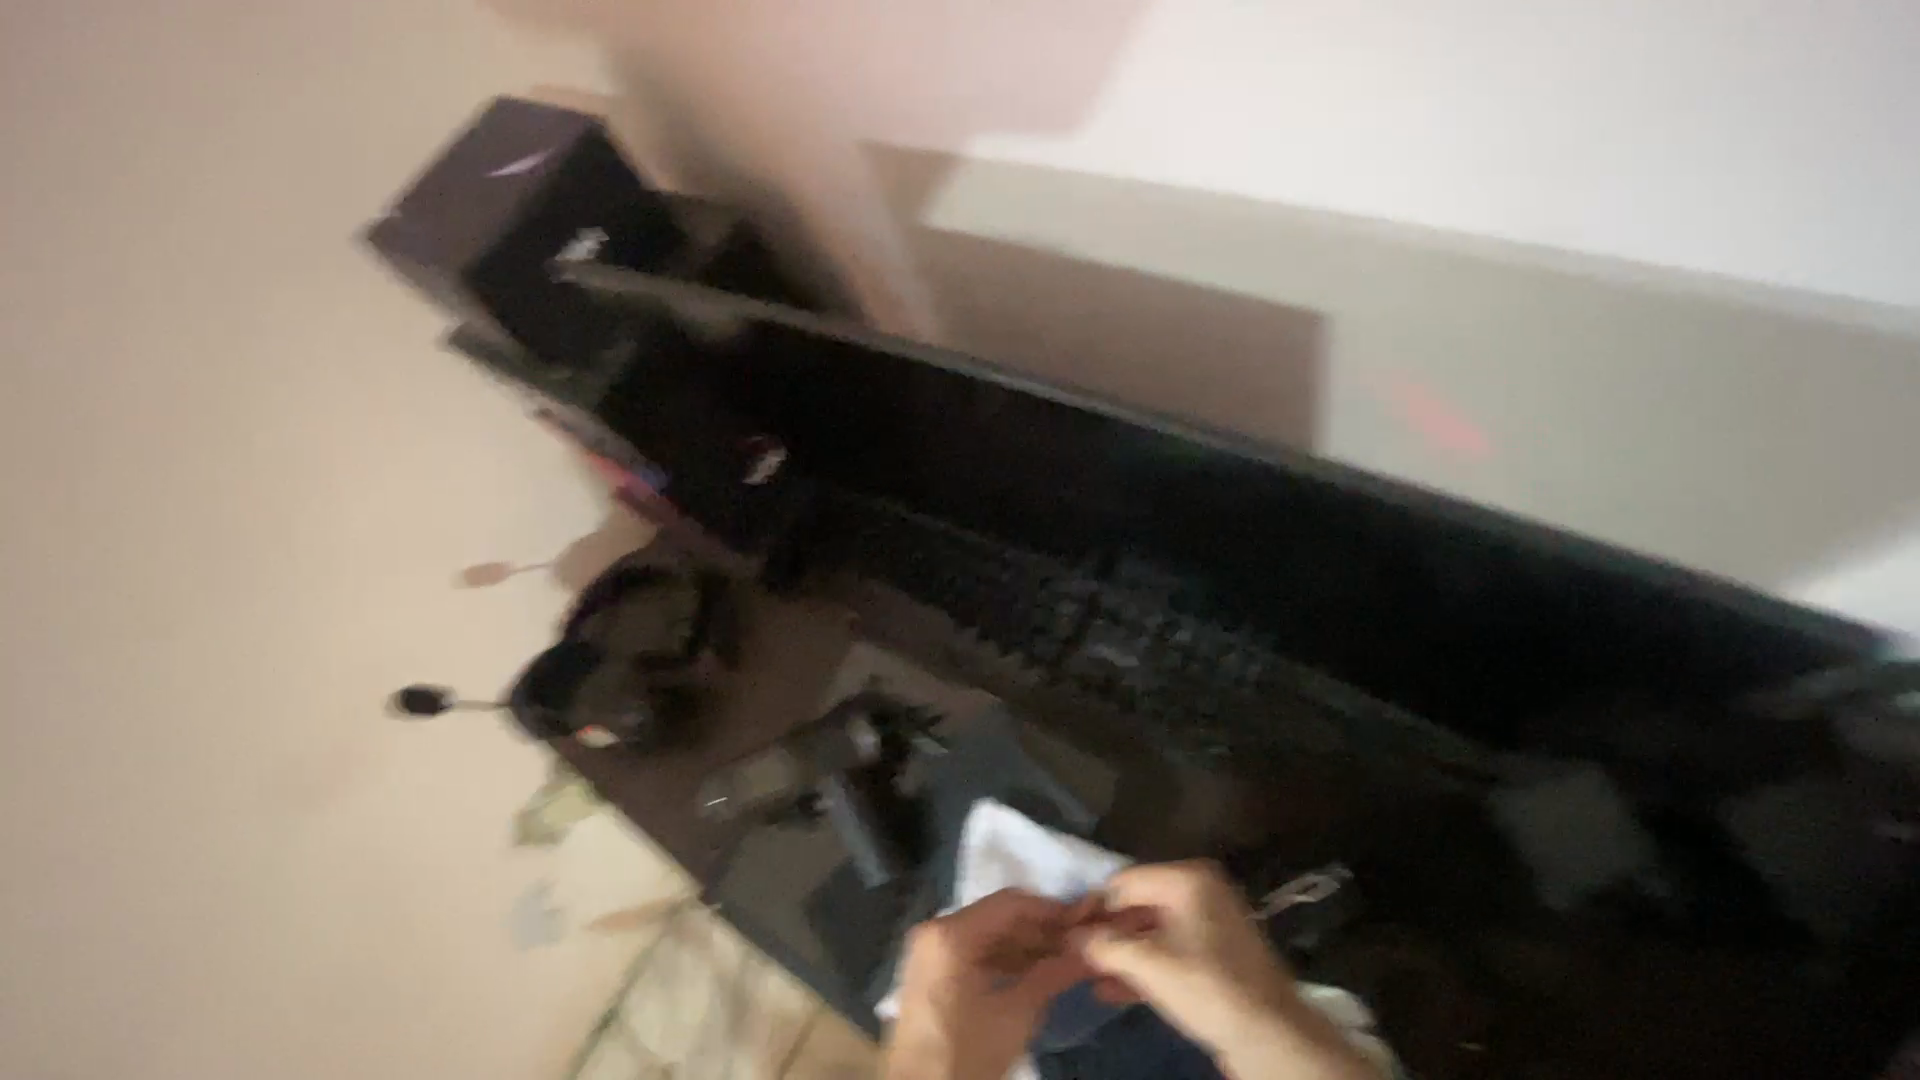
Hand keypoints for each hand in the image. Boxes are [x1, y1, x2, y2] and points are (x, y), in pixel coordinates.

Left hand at [883, 889, 1097, 1079]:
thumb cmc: (965, 1055)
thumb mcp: (1015, 1016)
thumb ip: (1051, 975)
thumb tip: (1087, 953)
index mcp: (951, 933)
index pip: (1010, 903)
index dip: (1049, 910)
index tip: (1083, 921)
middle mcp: (936, 929)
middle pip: (997, 916)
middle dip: (1038, 929)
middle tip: (1077, 942)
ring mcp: (930, 949)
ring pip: (987, 933)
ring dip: (1024, 945)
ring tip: (1063, 958)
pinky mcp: (931, 969)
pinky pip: (973, 951)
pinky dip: (1003, 958)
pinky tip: (1034, 971)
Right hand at [1075, 861, 1375, 1079]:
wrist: (1273, 1037)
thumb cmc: (1209, 987)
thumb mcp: (1150, 965)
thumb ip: (1107, 946)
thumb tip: (1071, 936)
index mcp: (1188, 878)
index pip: (1125, 881)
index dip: (1094, 906)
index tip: (1067, 930)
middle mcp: (1200, 891)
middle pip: (1139, 904)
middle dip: (1107, 933)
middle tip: (1075, 954)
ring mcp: (1211, 923)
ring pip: (1152, 931)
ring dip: (1121, 954)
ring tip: (1087, 975)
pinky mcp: (1216, 955)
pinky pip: (1170, 950)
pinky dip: (1144, 966)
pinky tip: (1112, 990)